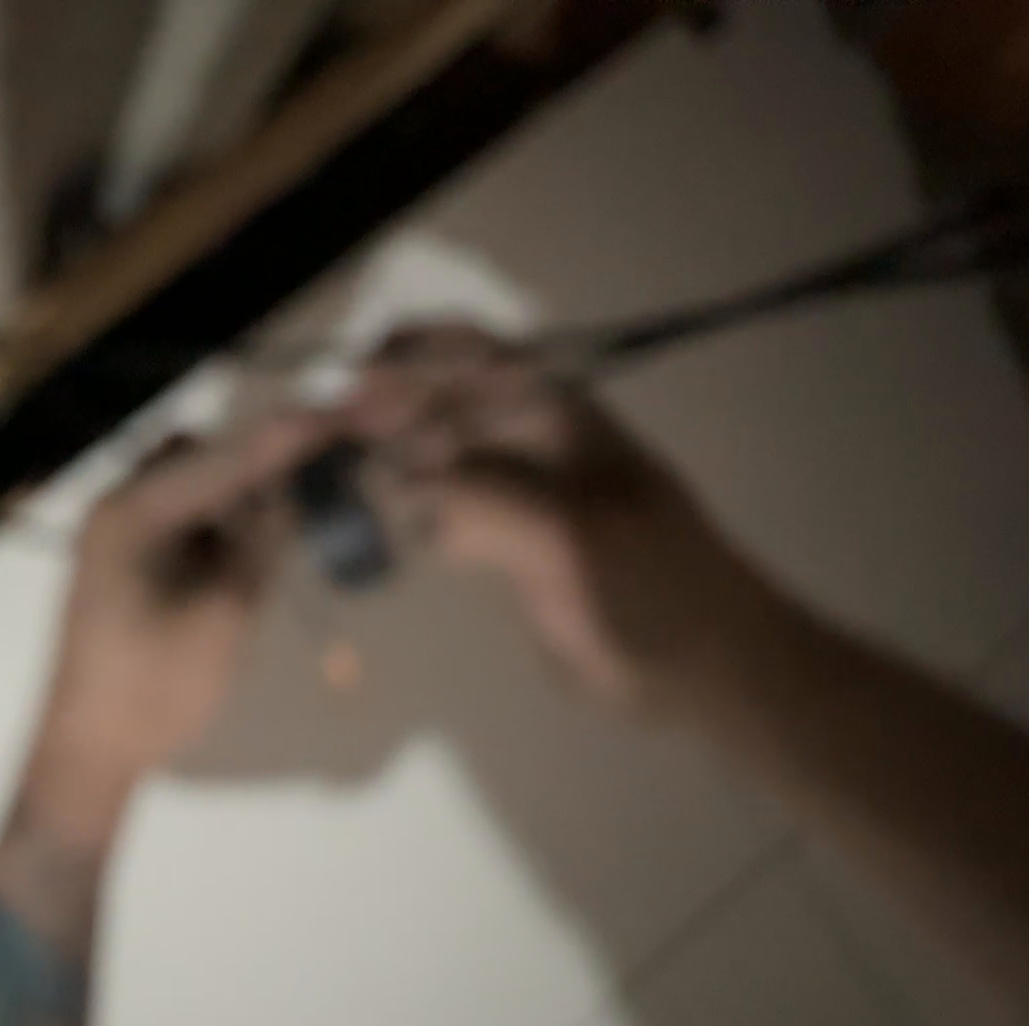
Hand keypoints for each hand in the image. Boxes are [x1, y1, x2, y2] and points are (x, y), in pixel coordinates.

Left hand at [22, 413, 336, 846]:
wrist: (87, 749)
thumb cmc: (155, 689)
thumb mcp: (224, 615)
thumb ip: (258, 545)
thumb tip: (285, 494)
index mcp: (133, 512)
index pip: (224, 458)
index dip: (285, 436)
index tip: (337, 413)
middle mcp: (116, 506)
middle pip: (197, 456)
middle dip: (252, 464)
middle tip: (306, 484)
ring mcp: (111, 532)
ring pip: (185, 485)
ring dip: (232, 495)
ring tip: (276, 523)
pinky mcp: (117, 559)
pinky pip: (173, 518)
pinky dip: (210, 523)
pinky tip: (241, 550)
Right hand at [347, 323, 814, 720]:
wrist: (704, 671)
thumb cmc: (653, 598)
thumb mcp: (572, 540)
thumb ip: (488, 500)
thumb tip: (399, 479)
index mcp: (560, 416)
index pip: (477, 355)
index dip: (413, 351)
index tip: (350, 374)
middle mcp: (532, 439)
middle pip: (444, 400)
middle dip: (385, 407)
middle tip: (323, 435)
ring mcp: (518, 489)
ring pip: (437, 453)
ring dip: (390, 455)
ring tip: (342, 475)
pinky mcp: (504, 536)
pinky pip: (443, 506)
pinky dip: (410, 506)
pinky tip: (384, 520)